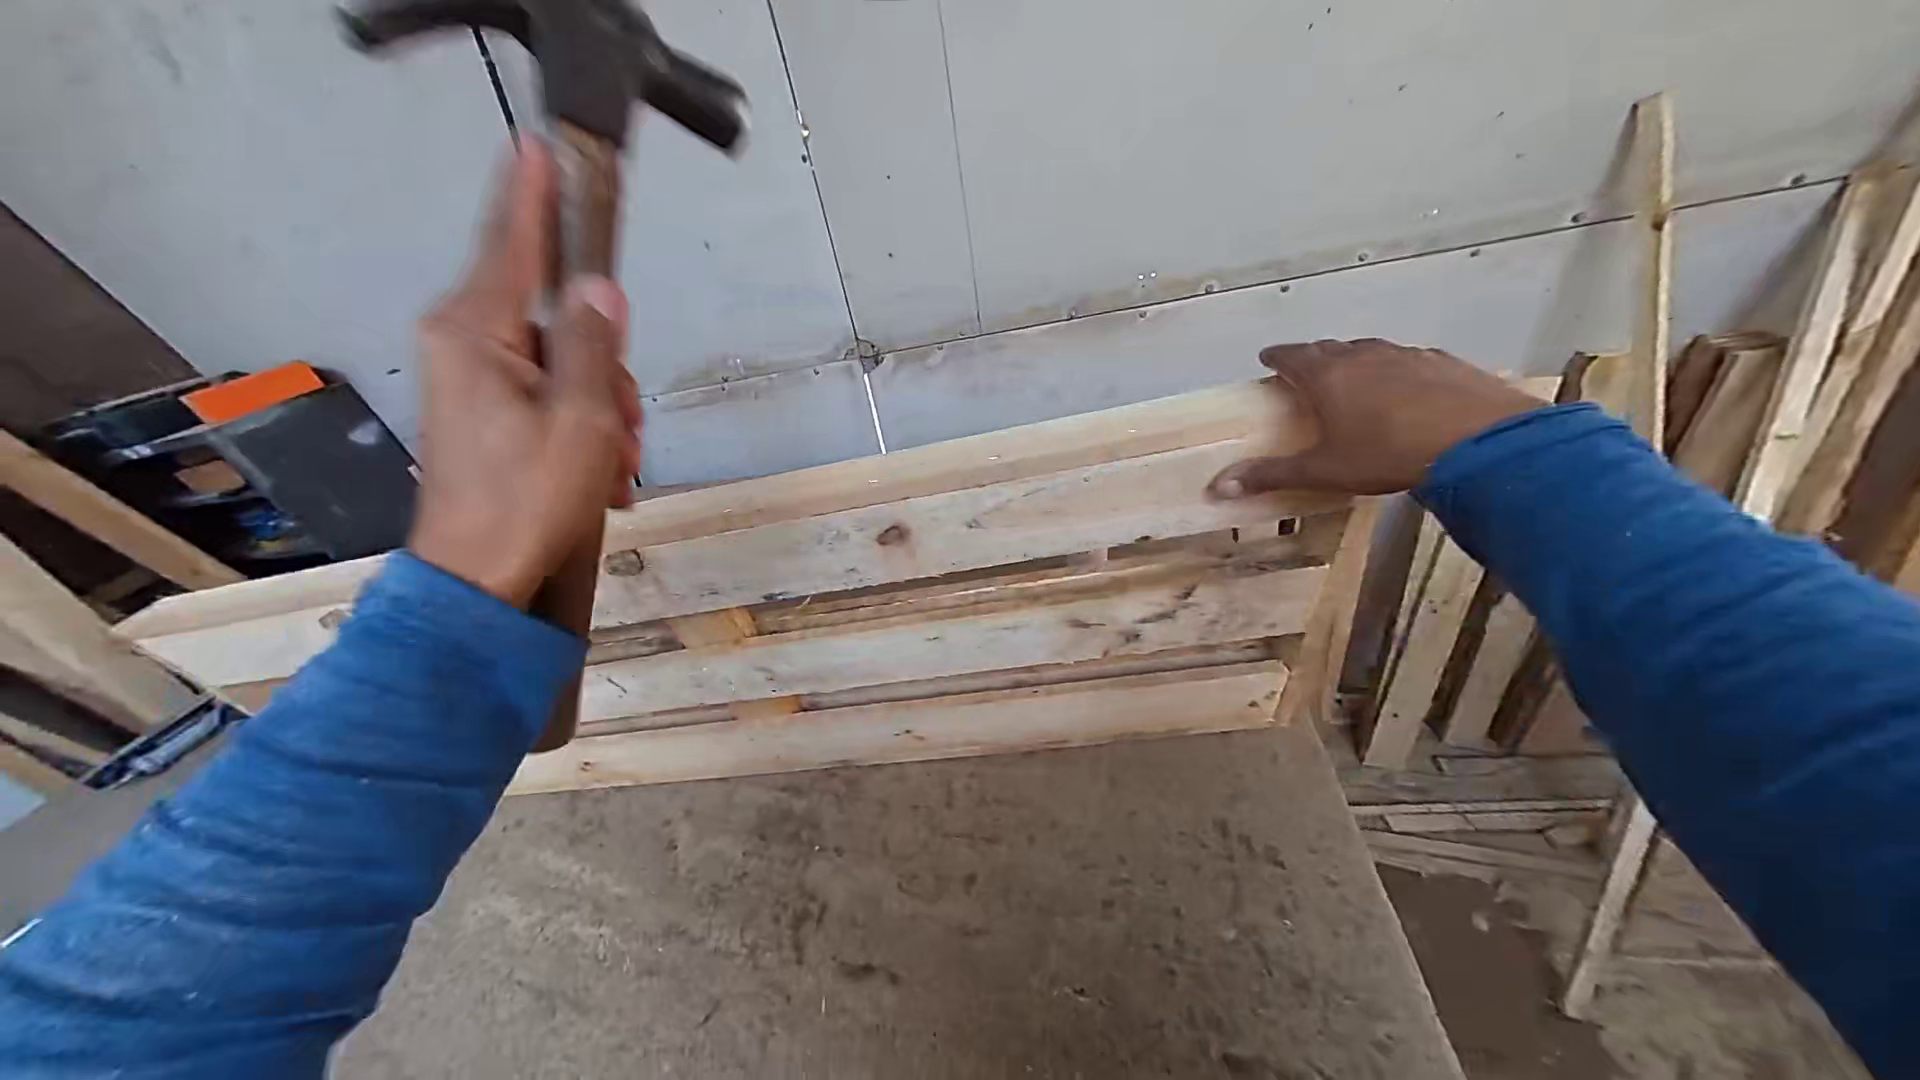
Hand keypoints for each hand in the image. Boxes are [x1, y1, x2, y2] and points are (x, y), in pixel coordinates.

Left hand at [408, 142, 641, 608]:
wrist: (483, 576)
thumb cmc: (530, 498)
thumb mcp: (581, 420)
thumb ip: (592, 346)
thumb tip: (602, 290)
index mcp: (476, 333)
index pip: (512, 245)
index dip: (532, 196)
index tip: (540, 146)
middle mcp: (468, 345)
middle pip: (559, 320)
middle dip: (607, 371)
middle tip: (626, 425)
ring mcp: (478, 381)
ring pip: (567, 366)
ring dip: (606, 413)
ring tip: (615, 466)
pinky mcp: (490, 414)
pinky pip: (556, 399)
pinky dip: (588, 432)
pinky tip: (601, 475)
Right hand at [1209, 339, 1546, 497]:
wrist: (1481, 443)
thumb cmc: (1387, 454)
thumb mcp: (1323, 470)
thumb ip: (1270, 474)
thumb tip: (1217, 487)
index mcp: (1327, 376)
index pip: (1291, 355)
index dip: (1277, 356)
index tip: (1267, 358)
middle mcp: (1362, 356)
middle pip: (1328, 347)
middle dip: (1311, 356)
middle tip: (1303, 370)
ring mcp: (1406, 354)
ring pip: (1368, 349)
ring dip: (1352, 358)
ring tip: (1349, 376)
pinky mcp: (1442, 362)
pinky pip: (1406, 358)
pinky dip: (1392, 367)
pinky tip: (1402, 385)